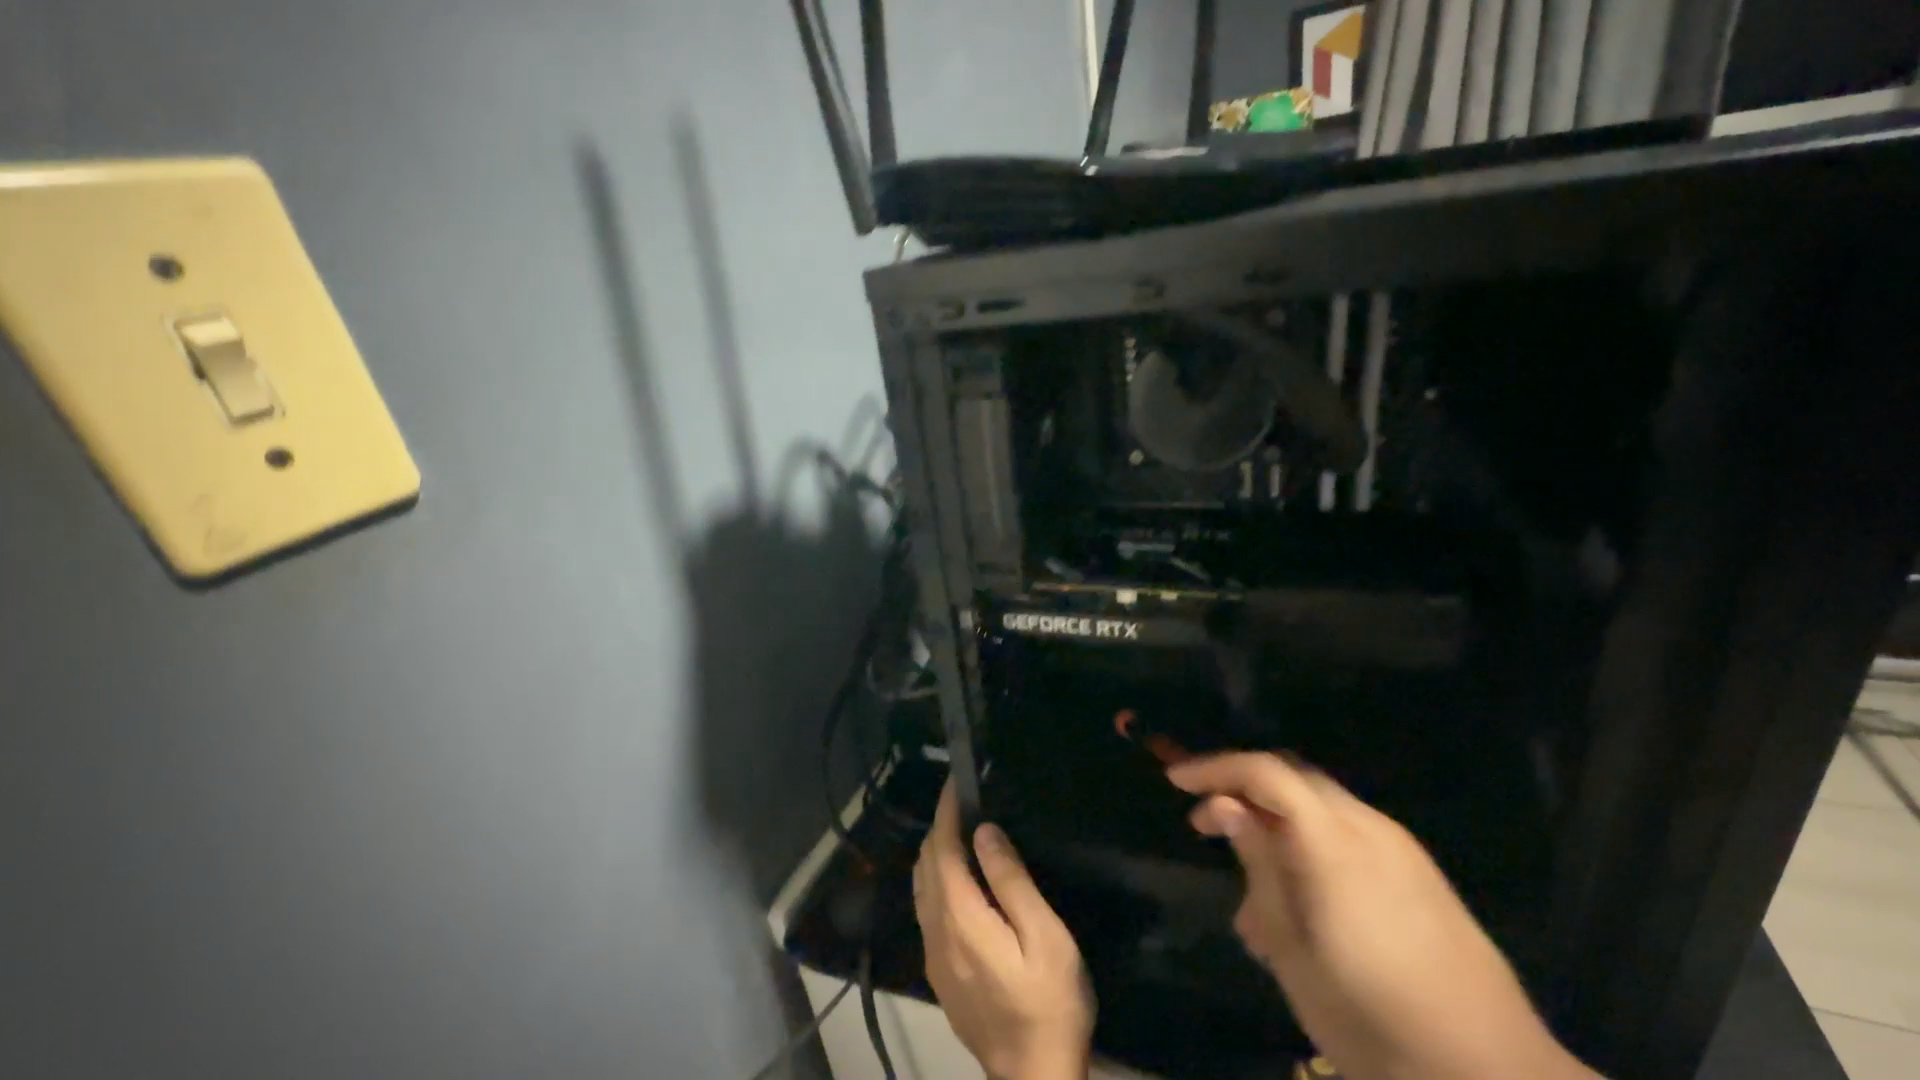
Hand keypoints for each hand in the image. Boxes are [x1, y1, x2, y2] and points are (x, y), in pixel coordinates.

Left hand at [914, 780, 1093, 1079]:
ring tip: (962, 831)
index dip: (946, 811)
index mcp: (961, 917)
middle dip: (940, 827)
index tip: (955, 781)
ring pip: (921, 887)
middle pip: (926, 864)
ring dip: (936, 853)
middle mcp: (935, 931)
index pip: (942, 848)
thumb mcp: (1045, 938)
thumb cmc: (1049, 1002)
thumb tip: (984, 831)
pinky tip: (959, 879)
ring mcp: (932, 954)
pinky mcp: (938, 972)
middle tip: (965, 801)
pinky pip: (927, 910)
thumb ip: (1011, 882)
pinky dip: (936, 880)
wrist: (1033, 1073)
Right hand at [1170, 753, 1600, 1079]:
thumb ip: (1260, 867)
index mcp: (1335, 842)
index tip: (1175, 784)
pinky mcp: (1420, 874)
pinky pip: (1352, 835)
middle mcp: (1370, 828)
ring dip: (1276, 822)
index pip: (1267, 772)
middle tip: (1203, 826)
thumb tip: (1225, 807)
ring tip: (1249, 889)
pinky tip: (1298, 901)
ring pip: (1323, 807)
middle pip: (1296, 777)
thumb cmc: (1371, 1015)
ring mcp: (1402, 849)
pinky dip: (1311, 843)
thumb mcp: (1293, 948)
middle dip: (1243, 789)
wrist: (1489, 1069)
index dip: (1215, 768)